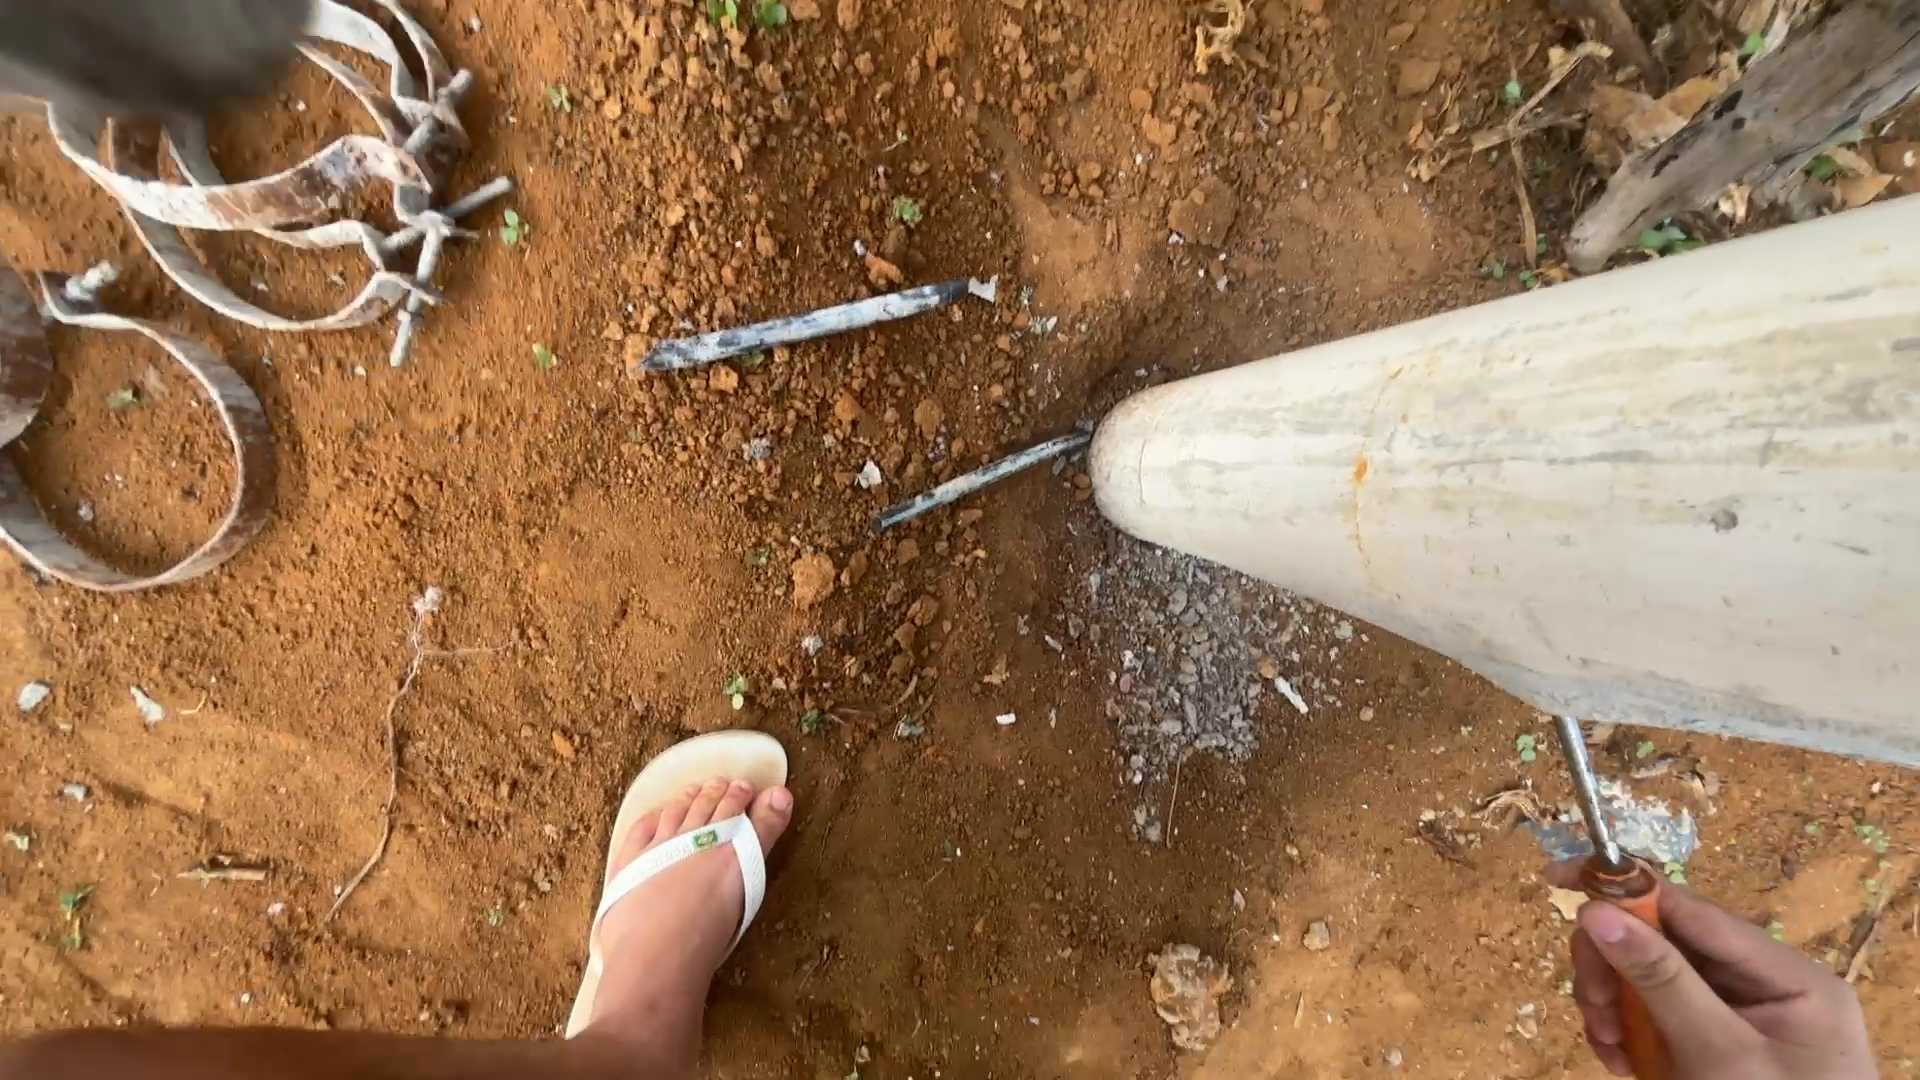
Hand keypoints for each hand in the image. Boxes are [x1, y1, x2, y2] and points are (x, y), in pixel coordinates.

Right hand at [1547, 860, 1878, 1079]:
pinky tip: (1620, 1055)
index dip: (1617, 886)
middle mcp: (1758, 977)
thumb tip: (1592, 909)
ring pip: (1639, 968)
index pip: (1684, 906)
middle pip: (1653, 937)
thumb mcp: (1717, 1052)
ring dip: (1608, 1001)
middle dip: (1609, 969)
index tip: (1553, 877)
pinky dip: (1621, 1023)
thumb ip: (1659, 978)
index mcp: (1785, 975)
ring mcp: (1733, 1003)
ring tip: (1607, 1043)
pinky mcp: (1709, 1026)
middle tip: (1592, 1008)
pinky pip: (1646, 1000)